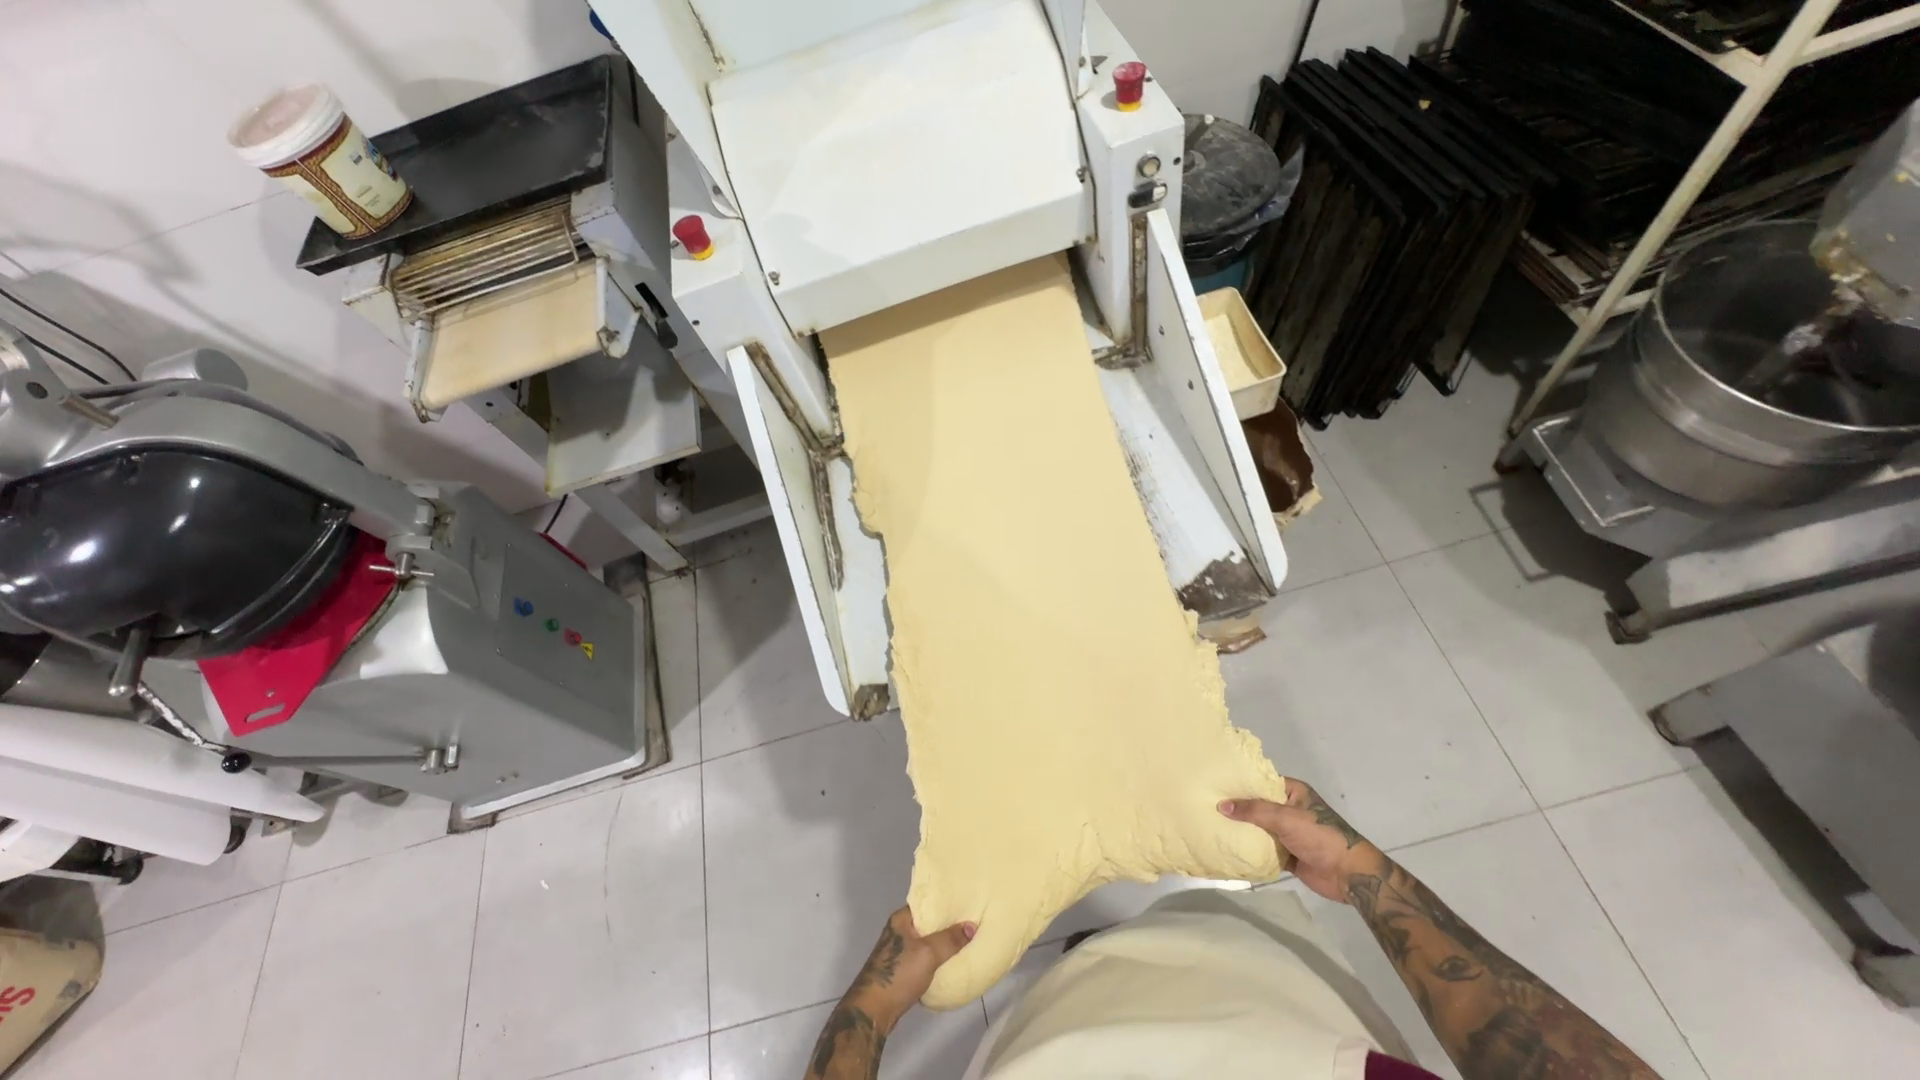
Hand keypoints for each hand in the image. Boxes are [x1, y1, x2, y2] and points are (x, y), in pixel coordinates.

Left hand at [844, 906, 976, 1027]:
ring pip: (928, 943)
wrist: (874, 1010)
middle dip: (949, 925)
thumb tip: (971, 926)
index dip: (946, 903)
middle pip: (929, 924)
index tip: (967, 904)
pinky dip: (938, 960)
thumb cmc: (898, 974)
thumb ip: (950, 939)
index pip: (927, 904)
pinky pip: (926, 959)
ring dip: (944, 944)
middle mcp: (899, 932)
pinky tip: (954, 962)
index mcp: (901, 920)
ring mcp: (900, 952)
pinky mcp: (903, 970)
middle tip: (973, 922)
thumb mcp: (928, 953)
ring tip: (968, 941)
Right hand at [1219, 778, 1387, 903]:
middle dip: (1237, 808)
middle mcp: (1289, 809)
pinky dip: (1250, 849)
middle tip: (1207, 804)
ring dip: (1242, 830)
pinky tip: (1228, 847)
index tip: (1215, 783)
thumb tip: (1222, 805)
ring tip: (1211, 824)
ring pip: (1259, 828)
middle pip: (1258, 806)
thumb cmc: (1320, 836)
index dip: (1241, 783)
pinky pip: (1263, 849)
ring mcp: (1288, 833)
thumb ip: (1254, 810)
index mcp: (1294, 792)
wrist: (1348, 874)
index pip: (1262, 782)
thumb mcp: (1285, 818)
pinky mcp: (1287, 854)